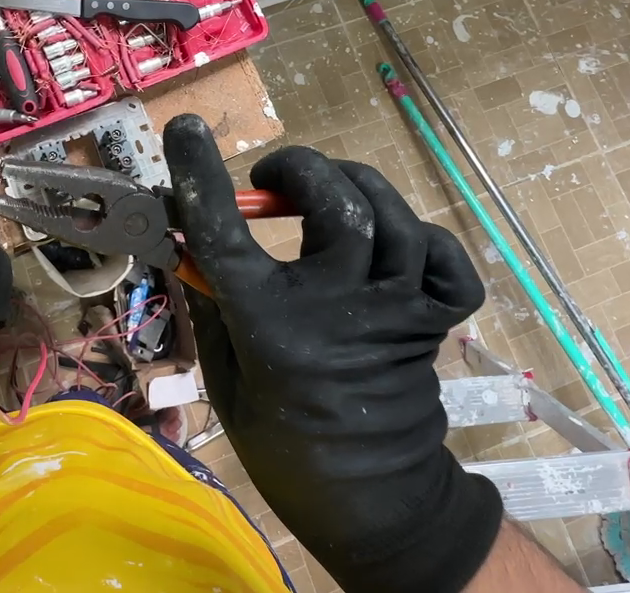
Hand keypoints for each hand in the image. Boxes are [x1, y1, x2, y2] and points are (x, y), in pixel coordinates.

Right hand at [165, 115, 502, 592]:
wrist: (371, 500)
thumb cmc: (279, 442)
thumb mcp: (224, 373)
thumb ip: (212, 299)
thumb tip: (191, 233)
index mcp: (271, 327)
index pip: (225, 233)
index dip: (201, 174)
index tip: (185, 129)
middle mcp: (337, 310)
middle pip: (335, 205)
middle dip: (298, 168)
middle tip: (271, 176)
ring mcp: (396, 313)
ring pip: (392, 217)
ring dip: (353, 186)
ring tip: (325, 192)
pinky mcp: (435, 322)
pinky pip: (444, 259)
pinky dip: (421, 236)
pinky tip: (392, 241)